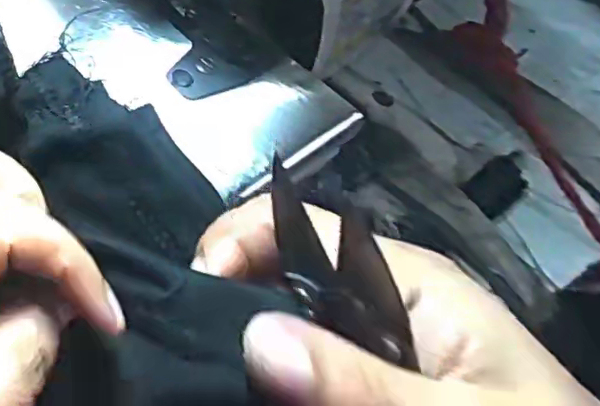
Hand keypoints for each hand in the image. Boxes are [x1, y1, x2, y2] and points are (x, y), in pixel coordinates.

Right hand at [193, 200, 598, 405]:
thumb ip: (361, 380)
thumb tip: (253, 340)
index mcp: (400, 274)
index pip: (290, 219)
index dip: (235, 237)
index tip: (201, 283)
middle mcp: (377, 292)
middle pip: (275, 262)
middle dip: (230, 285)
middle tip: (198, 328)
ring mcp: (372, 334)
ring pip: (280, 308)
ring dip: (246, 326)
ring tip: (215, 352)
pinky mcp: (367, 371)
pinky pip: (302, 349)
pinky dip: (272, 359)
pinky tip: (253, 376)